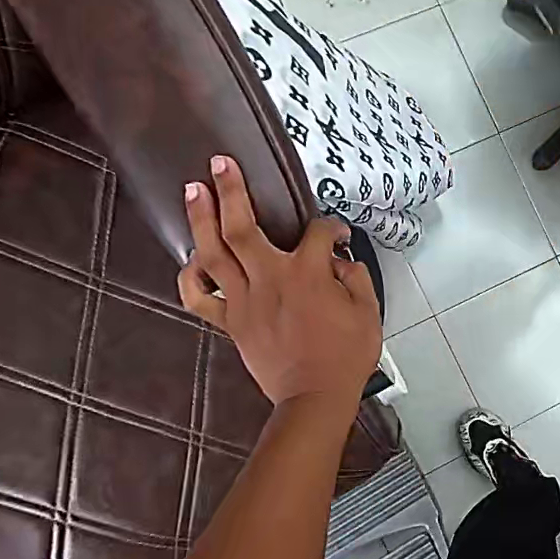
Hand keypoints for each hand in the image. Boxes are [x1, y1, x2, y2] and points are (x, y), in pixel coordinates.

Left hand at [177, 155, 381, 404]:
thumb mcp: (369, 312)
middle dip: (231, 191)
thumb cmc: (346, 354)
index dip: (331, 227)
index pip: (318, 234)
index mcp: (308, 274)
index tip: (339, 234)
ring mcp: (243, 300)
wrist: (315, 395)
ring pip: (212, 252)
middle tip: (220, 164)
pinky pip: (199, 297)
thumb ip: (356, 278)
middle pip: (242, 227)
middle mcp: (270, 278)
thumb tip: (340, 262)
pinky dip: (190, 276)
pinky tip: (192, 260)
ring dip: (201, 218)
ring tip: (194, 191)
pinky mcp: (230, 321)